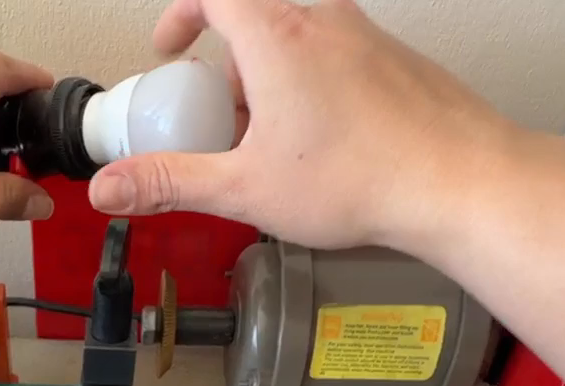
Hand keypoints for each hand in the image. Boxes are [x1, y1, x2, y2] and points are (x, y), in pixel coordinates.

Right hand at [87, 0, 523, 255]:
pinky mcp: (391, 65)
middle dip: (224, 74)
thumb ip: (169, 182)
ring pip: (296, 46)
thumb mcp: (242, 188)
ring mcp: (363, 39)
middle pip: (254, 24)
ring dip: (267, 90)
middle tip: (216, 126)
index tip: (170, 49)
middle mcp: (323, 23)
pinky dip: (307, 96)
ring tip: (267, 151)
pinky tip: (317, 154)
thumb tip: (110, 187)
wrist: (454, 182)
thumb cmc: (358, 177)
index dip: (182, 13)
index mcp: (277, 37)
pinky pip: (333, 64)